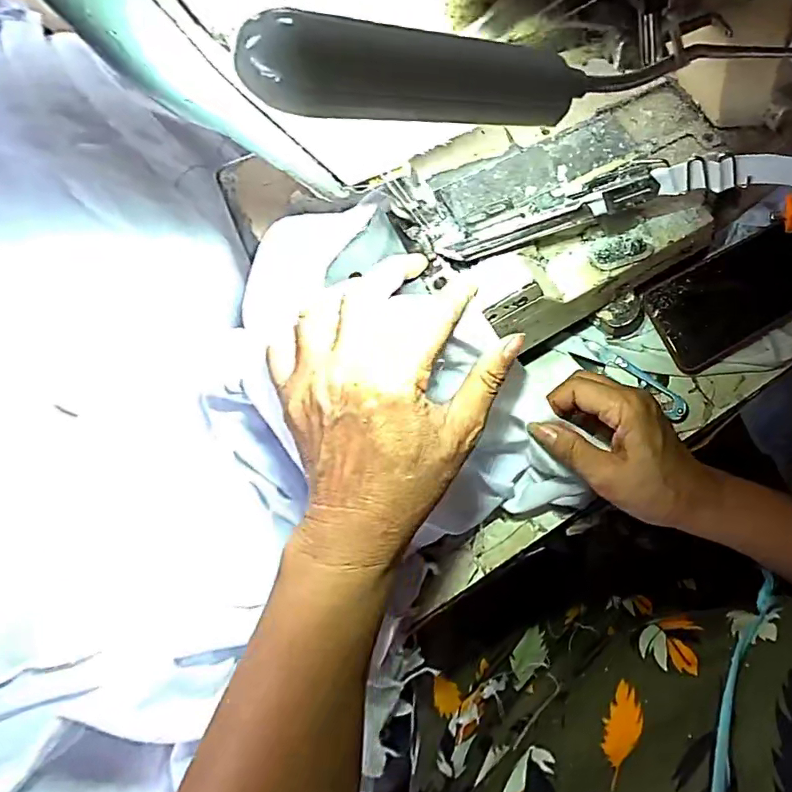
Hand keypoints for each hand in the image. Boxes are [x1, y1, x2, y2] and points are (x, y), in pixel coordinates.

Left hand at [269, 254, 524, 571]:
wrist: (355, 522)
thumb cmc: (407, 483)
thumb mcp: (459, 432)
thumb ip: (485, 381)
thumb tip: (509, 344)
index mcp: (392, 381)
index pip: (430, 318)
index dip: (454, 295)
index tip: (466, 285)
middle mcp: (347, 371)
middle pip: (363, 294)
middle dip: (393, 270)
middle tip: (414, 268)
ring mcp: (313, 380)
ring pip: (318, 308)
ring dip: (346, 290)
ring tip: (368, 287)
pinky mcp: (293, 393)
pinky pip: (282, 342)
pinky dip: (300, 324)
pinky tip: (322, 322)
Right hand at [530, 372, 716, 528]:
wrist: (692, 498)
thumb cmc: (653, 490)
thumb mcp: (605, 475)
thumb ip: (570, 448)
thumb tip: (539, 428)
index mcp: (626, 405)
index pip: (576, 387)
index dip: (554, 404)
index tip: (544, 430)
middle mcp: (633, 394)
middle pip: (585, 381)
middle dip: (562, 402)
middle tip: (551, 433)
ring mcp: (638, 402)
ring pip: (595, 390)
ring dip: (574, 408)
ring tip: (565, 438)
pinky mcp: (639, 412)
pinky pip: (606, 402)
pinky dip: (589, 414)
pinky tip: (583, 438)